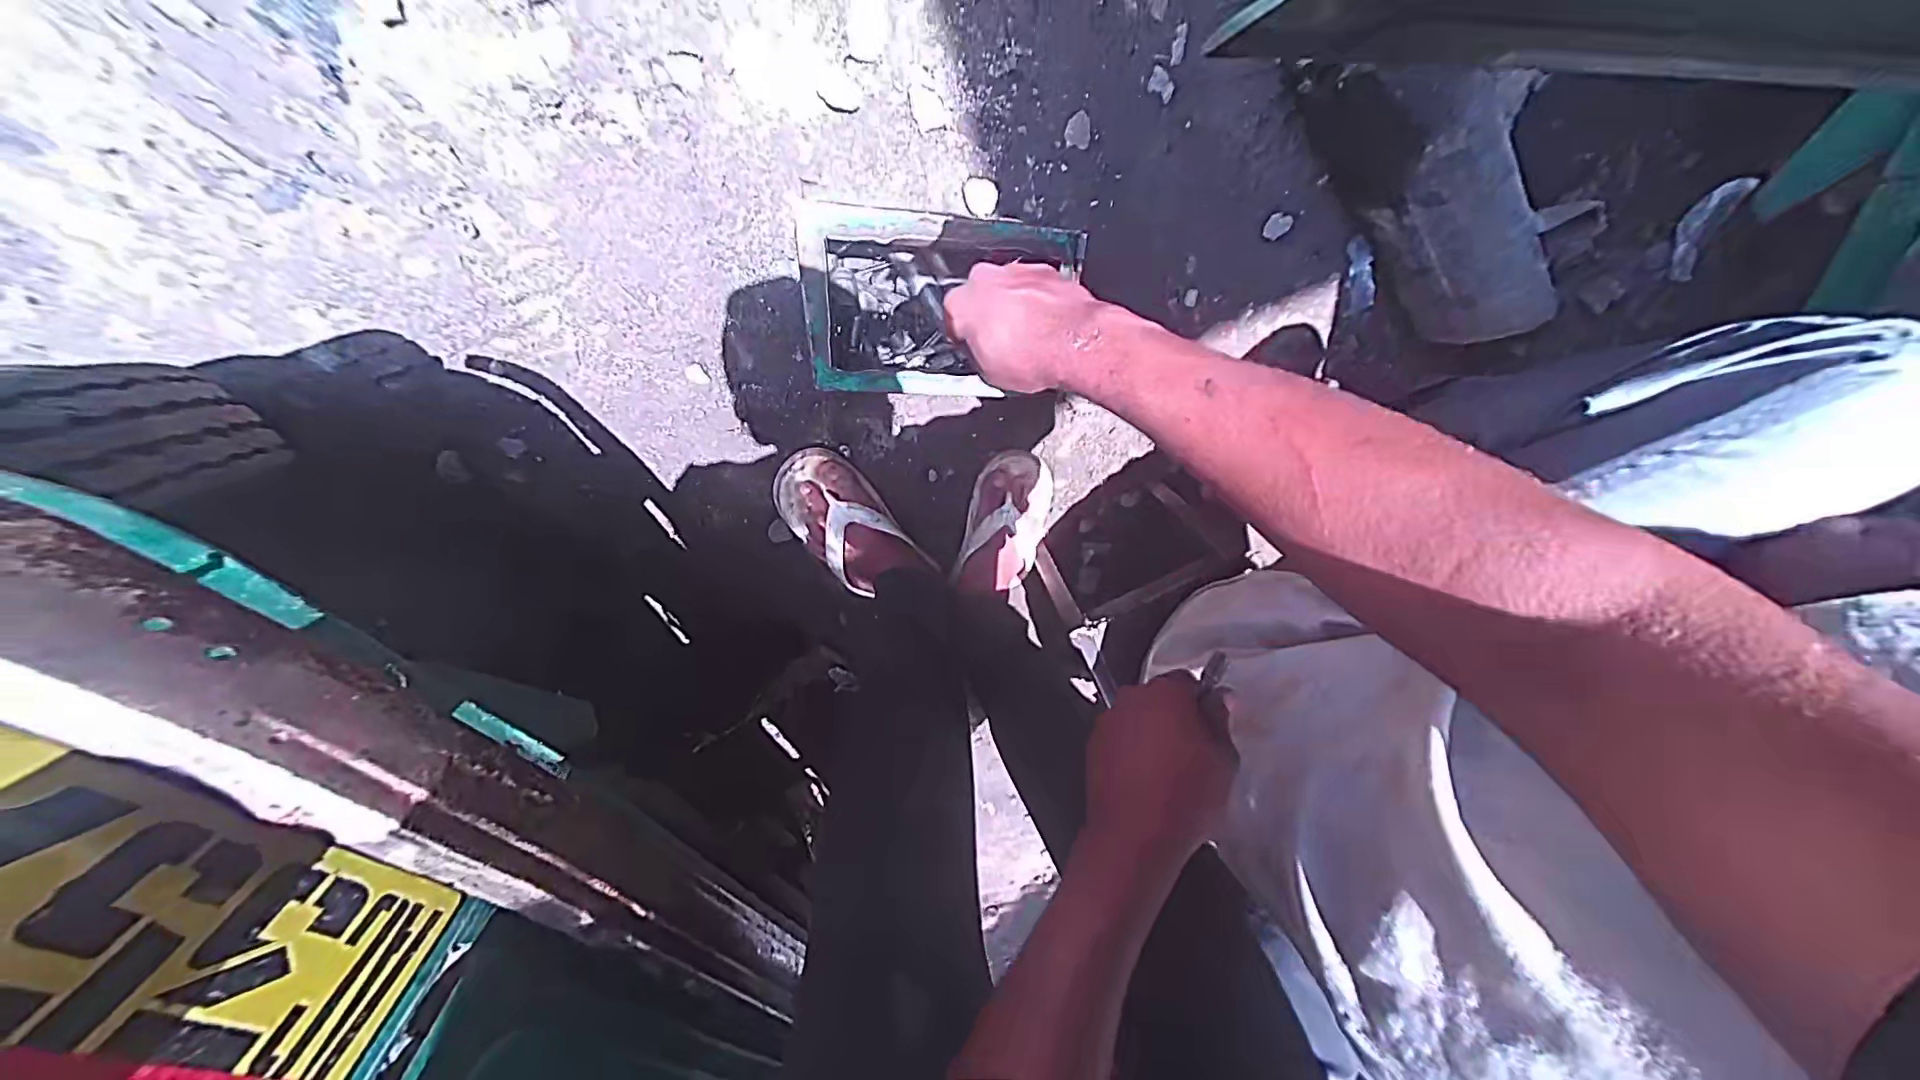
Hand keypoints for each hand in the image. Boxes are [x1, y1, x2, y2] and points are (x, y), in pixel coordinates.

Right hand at [944, 262, 1114, 392]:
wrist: (1076, 344)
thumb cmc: (1034, 355)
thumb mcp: (989, 374)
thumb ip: (977, 356)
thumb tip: (981, 359)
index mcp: (961, 303)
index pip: (952, 319)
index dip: (962, 337)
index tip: (971, 348)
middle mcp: (986, 279)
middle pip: (979, 298)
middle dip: (988, 317)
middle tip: (1000, 345)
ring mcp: (1018, 272)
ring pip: (1008, 290)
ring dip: (1014, 309)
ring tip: (1027, 340)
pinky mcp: (1047, 272)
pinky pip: (1035, 288)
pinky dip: (1039, 304)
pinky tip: (1046, 329)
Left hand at [1084, 672, 1236, 863]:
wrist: (1135, 836)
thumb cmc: (1184, 798)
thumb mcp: (1223, 759)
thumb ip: (1220, 720)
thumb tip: (1217, 701)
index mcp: (1166, 693)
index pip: (1188, 680)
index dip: (1202, 700)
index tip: (1212, 720)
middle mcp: (1131, 699)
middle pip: (1159, 697)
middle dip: (1176, 715)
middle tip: (1196, 748)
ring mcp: (1109, 721)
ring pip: (1139, 717)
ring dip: (1153, 732)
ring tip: (1171, 769)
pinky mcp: (1094, 745)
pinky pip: (1121, 738)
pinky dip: (1133, 749)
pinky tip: (1148, 777)